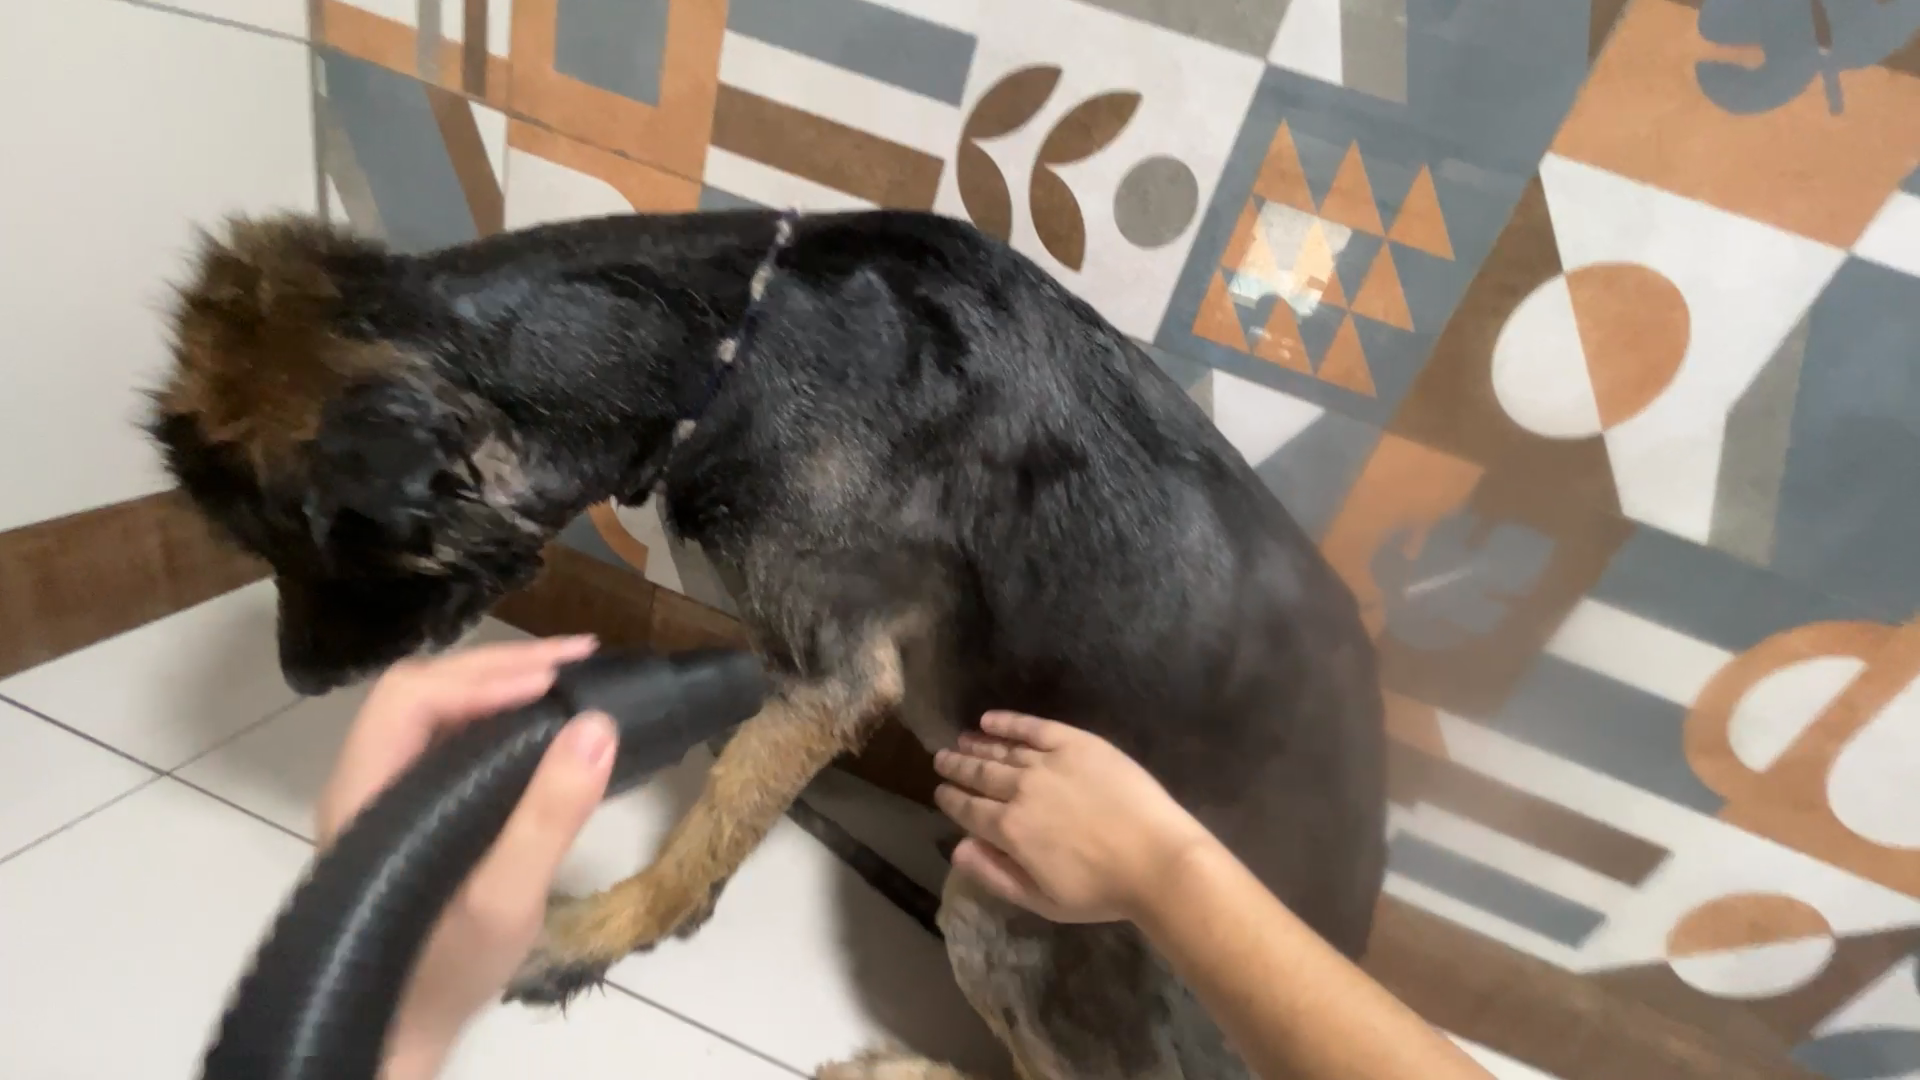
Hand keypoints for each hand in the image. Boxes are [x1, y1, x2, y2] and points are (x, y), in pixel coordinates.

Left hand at [313, 636, 614, 1079]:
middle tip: (581, 656)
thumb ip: (548, 818)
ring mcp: (395, 789)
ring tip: (574, 672)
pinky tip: (550, 713)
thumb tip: (598, 726)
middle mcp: (371, 779)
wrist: (400, 1032)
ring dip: (508, 677)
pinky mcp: (423, 802)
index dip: (483, 677)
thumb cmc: (446, 970)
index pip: (411, 699)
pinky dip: (509, 707)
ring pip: (443, 704)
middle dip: (505, 663)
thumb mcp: (505, 899)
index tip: (556, 679)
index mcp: (368, 795)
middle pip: (427, 688)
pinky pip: (461, 731)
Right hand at [932, 712, 1212, 923]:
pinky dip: (1008, 722)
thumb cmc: (1102, 890)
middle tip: (941, 757)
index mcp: (1011, 829)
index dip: (951, 799)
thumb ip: (996, 874)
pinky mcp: (1075, 743)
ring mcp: (1049, 762)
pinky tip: (989, 719)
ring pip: (1003, 749)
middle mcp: (1021, 789)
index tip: (939, 790)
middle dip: (957, 766)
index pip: (970, 809)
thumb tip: (957, 849)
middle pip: (981, 773)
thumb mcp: (1044, 900)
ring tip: (962, 739)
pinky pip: (1033, 727)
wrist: (1157, 860)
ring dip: (978, 744)